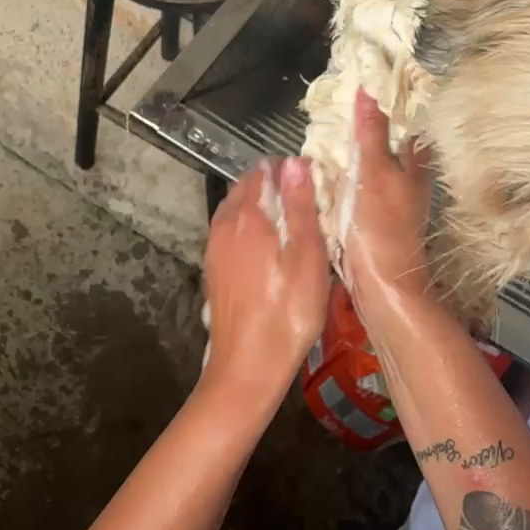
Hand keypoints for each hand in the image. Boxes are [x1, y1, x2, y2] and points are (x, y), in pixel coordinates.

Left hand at [201, 158, 329, 396]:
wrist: (247, 368)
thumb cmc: (287, 314)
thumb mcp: (307, 258)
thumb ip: (300, 206)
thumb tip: (294, 161)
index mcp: (248, 217)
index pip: (264, 171)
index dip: (291, 170)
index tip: (315, 183)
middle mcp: (224, 225)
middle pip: (247, 186)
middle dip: (275, 185)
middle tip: (308, 202)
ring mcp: (215, 248)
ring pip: (237, 208)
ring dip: (261, 206)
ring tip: (292, 224)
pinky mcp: (214, 269)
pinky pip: (231, 230)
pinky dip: (250, 226)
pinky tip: (270, 248)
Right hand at [340, 91, 435, 307]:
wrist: (384, 290)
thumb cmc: (382, 230)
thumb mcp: (374, 174)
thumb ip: (371, 135)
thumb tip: (369, 92)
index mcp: (414, 165)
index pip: (405, 121)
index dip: (390, 100)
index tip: (367, 79)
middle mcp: (409, 181)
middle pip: (390, 142)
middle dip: (370, 123)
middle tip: (341, 101)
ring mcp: (394, 202)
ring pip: (376, 164)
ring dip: (357, 149)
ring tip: (331, 130)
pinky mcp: (377, 222)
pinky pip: (362, 187)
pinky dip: (349, 175)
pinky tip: (330, 172)